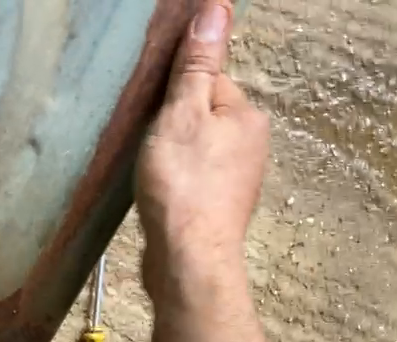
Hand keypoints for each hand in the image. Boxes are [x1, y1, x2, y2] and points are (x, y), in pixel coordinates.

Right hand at [136, 0, 268, 290]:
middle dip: (174, 129)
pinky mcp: (216, 215)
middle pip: (203, 120)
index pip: (209, 82)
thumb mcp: (182, 115)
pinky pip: (192, 187)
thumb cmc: (183, 187)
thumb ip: (197, 65)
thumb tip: (216, 9)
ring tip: (150, 178)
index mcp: (246, 115)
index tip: (151, 114)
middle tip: (146, 148)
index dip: (175, 95)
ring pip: (197, 155)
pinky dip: (174, 190)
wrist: (188, 261)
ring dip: (172, 162)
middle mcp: (250, 146)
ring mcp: (235, 184)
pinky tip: (157, 201)